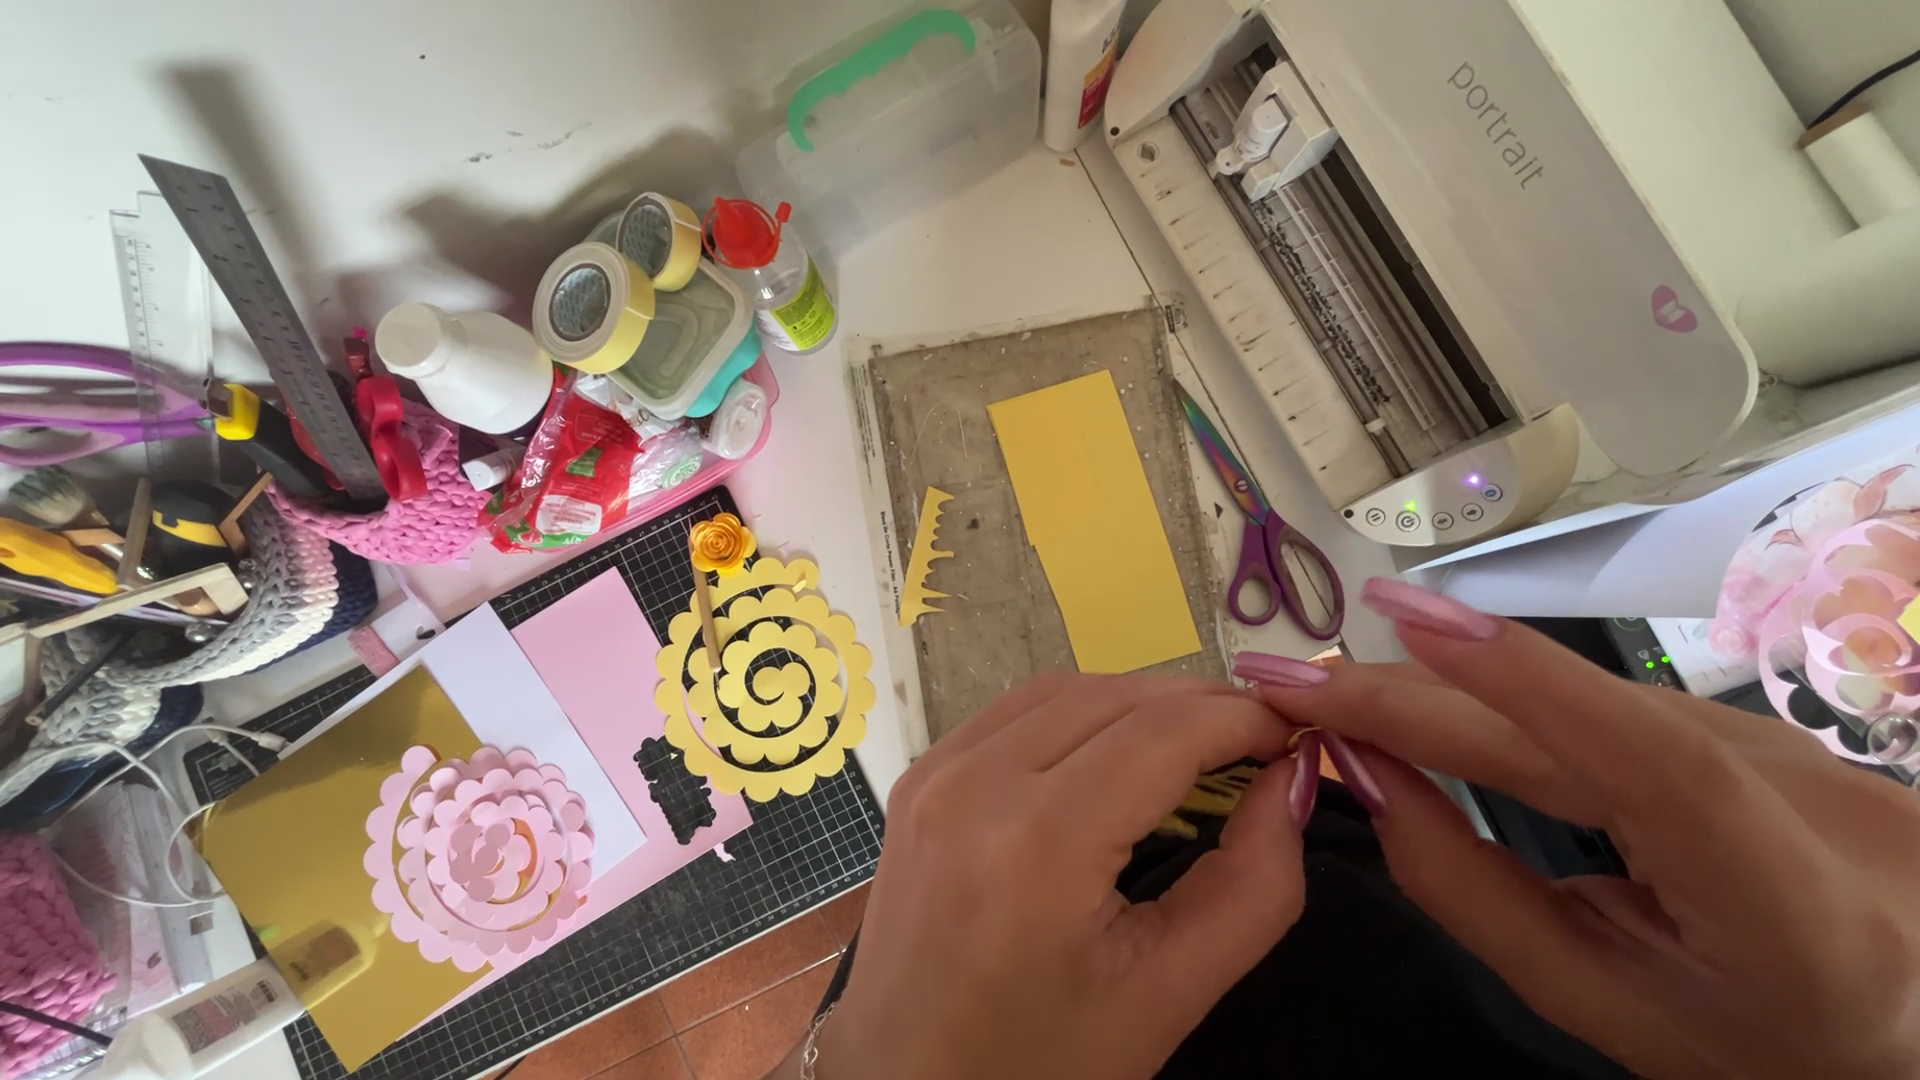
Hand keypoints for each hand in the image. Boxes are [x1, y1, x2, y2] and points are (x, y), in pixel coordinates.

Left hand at [816, 672, 1305, 1079]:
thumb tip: (1289, 779)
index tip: (1292, 729)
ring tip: (1193, 739)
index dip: (1238, 717)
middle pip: (1112, 698)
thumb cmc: (1041, 1060)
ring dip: (1137, 699)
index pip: (1160, 734)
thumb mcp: (1169, 994)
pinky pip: (1014, 711)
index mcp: (1037, 842)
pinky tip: (1111, 746)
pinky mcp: (921, 773)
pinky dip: (1078, 711)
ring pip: (1062, 690)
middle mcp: (975, 782)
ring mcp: (936, 769)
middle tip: (1254, 735)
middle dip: (1196, 704)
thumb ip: (1253, 886)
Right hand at [1240, 578, 1919, 1079]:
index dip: (1521, 678)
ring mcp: (1793, 748)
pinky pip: (1596, 698)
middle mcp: (1812, 802)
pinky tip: (1427, 696)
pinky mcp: (1757, 726)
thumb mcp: (1594, 998)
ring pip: (1572, 696)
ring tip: (1330, 693)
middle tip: (1284, 683)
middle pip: (1569, 719)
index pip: (1653, 764)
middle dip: (1408, 692)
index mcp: (1791, 908)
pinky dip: (1494, 694)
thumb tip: (1357, 764)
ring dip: (1437, 689)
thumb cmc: (1743, 1043)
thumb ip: (1464, 886)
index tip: (1397, 616)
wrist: (1911, 1030)